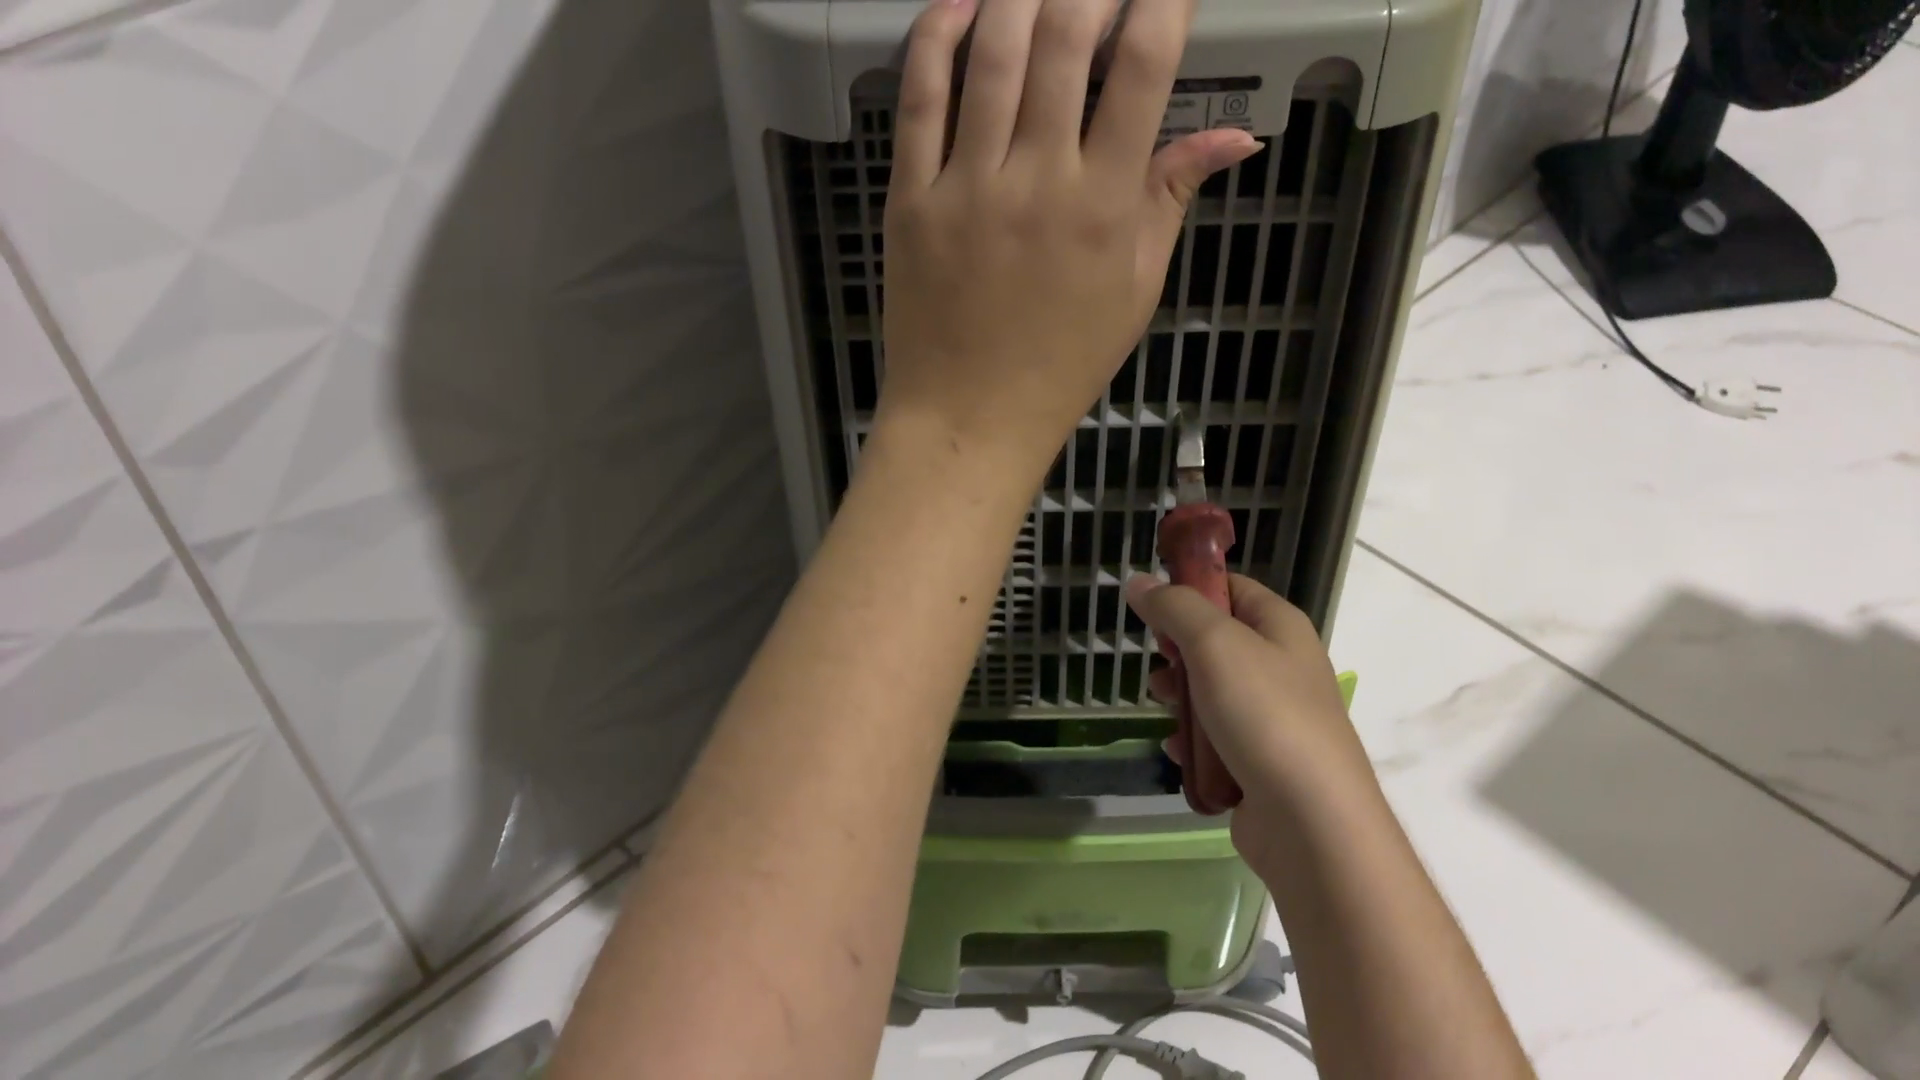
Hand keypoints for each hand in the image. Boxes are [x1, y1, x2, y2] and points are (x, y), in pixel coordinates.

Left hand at [875, 0, 1260, 474]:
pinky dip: (938, 37)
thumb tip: (1235, 137)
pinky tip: (961, 5)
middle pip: (1066, 38)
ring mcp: (967, 187)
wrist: (969, 417)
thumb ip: (1173, 201)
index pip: (1144, 70)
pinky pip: (919, 99)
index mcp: (1105, 207)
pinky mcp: (911, 199)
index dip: (1163, 3)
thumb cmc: (1061, 363)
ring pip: (994, 53)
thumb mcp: (1135, 291)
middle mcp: (1038, 181)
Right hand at [1128, 574, 1378, 843]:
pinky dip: (1194, 742)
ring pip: (1211, 692)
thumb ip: (1174, 608)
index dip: (1190, 590)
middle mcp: (1282, 666)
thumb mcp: (1214, 645)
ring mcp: (1273, 717)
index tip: (1150, 607)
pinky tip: (1179, 752)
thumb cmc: (1264, 716)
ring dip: (1180, 698)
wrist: (1311, 820)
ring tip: (1163, 708)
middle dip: (1177, 651)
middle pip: (1216, 642)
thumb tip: (1139, 582)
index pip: (1231, 588)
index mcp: (1282, 628)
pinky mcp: (1261, 761)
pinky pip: (1216, 739)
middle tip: (1159, 664)